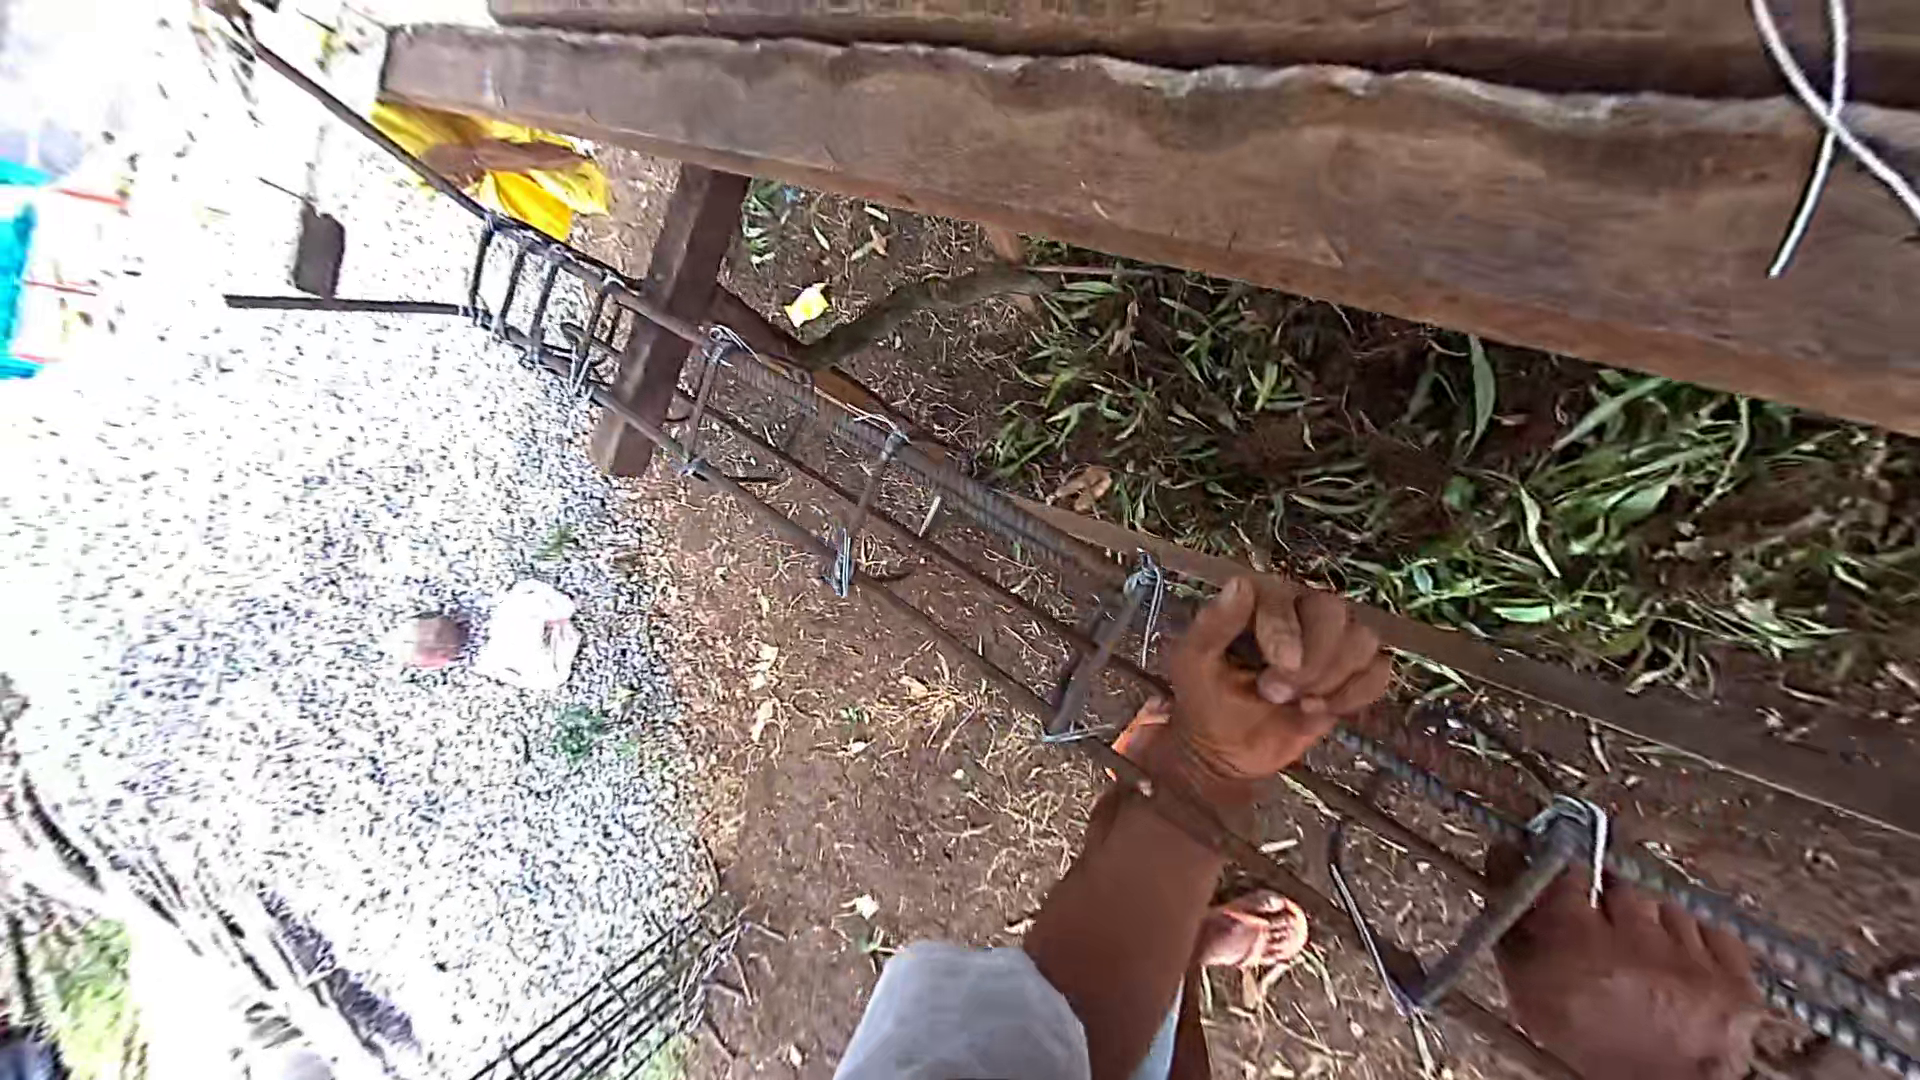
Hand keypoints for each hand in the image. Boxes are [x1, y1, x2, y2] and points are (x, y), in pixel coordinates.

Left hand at [1158, 576, 1392, 806]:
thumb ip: (1213, 623)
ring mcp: (1329, 641)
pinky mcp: (1351, 674)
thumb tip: (1240, 583)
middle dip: (1311, 661)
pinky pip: (1378, 670)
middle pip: (1333, 612)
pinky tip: (1318, 709)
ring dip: (1332, 678)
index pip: (1286, 596)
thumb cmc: (1203, 696)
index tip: (1274, 668)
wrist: (1225, 747)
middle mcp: (1297, 610)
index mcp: (1256, 600)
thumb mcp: (1193, 661)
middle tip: (1274, 692)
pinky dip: (1355, 694)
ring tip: (1296, 701)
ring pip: (1362, 638)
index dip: (1284, 630)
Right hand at [1493, 858, 1762, 1079]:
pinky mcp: (1737, 986)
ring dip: (1647, 906)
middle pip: (1622, 880)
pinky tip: (1673, 937)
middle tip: (1594, 892)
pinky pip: (1716, 930)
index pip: (1569, 868)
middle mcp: (1638, 944)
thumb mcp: (1520, 971)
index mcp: (1578, 938)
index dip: (1559, 857)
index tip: (1553, 853)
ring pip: (1668, 901)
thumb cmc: (1574, 1032)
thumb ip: (1508, 910)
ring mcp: (1693, 965)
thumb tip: (1502, 854)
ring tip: (1633, 920)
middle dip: (1605, 882)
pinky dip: (1693, 927)